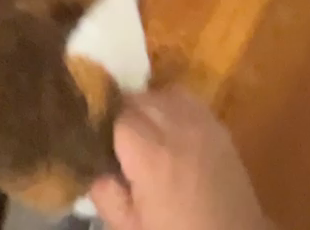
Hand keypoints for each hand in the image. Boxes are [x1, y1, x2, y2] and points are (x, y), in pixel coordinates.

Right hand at [88, 88, 269, 229]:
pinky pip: (186, 98)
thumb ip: (104, 193)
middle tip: (119, 142)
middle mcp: (175, 127)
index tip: (102, 143)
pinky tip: (169, 129)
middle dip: (124, 114)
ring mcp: (200, 121)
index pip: (116, 115)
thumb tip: (92, 163)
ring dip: (148, 107)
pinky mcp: (217, 124)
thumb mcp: (130, 227)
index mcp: (150, 154)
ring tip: (145, 134)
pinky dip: (172, 106)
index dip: (105, 126)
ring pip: (161, 92)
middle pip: (138, 98)